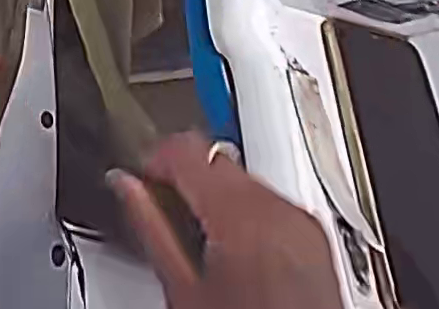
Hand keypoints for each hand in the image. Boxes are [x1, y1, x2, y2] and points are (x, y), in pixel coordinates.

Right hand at [110, 133, 343, 308]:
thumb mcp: (183, 291)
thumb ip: (151, 225)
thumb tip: (124, 183)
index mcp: (240, 215)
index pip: (186, 148)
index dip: (155, 155)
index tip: (140, 173)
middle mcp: (276, 207)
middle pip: (215, 159)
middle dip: (185, 177)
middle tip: (161, 205)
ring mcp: (300, 219)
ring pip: (240, 176)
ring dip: (215, 193)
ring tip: (198, 237)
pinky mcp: (314, 234)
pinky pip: (268, 199)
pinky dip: (245, 211)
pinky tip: (232, 248)